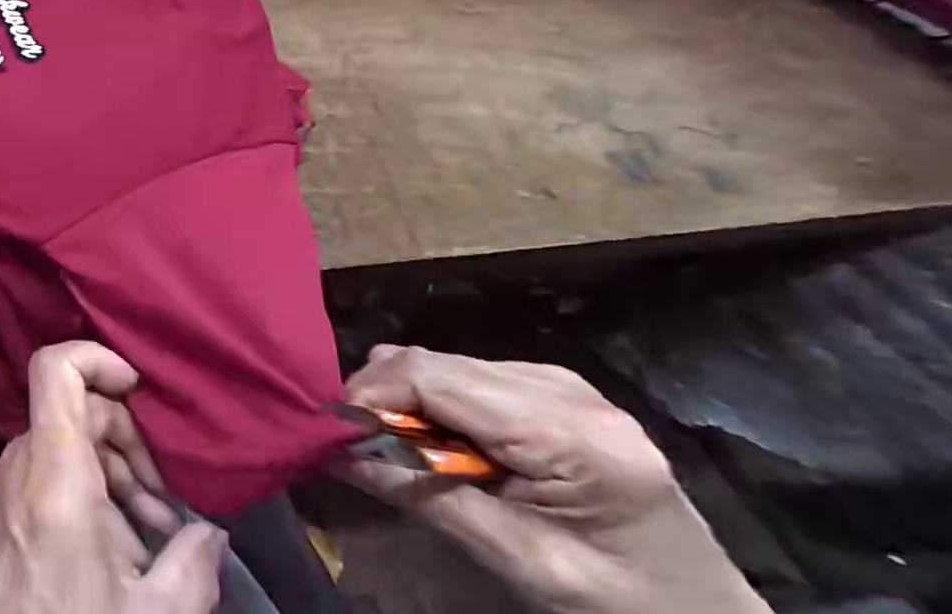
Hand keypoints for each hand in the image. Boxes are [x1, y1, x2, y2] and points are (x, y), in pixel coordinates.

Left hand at [0, 342, 226, 613]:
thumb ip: (193, 566)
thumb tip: (212, 534)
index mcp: (55, 472)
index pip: (56, 367)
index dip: (98, 357)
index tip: (138, 388)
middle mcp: (25, 464)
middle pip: (80, 407)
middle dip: (130, 439)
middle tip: (164, 499)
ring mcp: (10, 485)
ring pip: (70, 438)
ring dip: (117, 469)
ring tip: (152, 530)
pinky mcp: (6, 509)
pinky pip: (52, 468)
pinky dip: (91, 486)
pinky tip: (120, 542)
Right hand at [337, 345, 768, 613]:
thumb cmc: (617, 605)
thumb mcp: (521, 563)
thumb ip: (428, 499)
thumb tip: (341, 453)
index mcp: (568, 430)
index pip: (436, 376)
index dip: (372, 394)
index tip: (333, 429)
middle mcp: (561, 384)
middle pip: (438, 362)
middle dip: (386, 397)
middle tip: (358, 446)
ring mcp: (559, 379)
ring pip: (448, 364)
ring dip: (409, 402)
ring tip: (400, 451)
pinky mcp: (552, 386)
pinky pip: (470, 376)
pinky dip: (439, 403)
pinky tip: (443, 444)